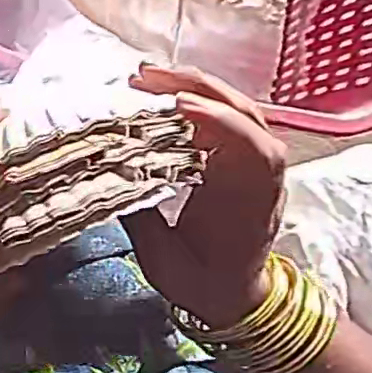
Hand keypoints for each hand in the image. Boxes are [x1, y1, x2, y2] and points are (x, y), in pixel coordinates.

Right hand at [121, 64, 287, 327]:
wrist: (233, 296)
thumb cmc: (202, 282)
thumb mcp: (164, 257)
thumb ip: (140, 216)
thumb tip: (110, 177)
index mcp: (251, 197)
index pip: (245, 142)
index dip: (213, 118)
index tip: (174, 105)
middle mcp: (261, 170)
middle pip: (239, 110)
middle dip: (192, 86)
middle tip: (142, 76)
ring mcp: (252, 161)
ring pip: (232, 108)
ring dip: (191, 87)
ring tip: (147, 77)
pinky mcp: (237, 158)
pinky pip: (222, 119)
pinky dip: (195, 102)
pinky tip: (164, 97)